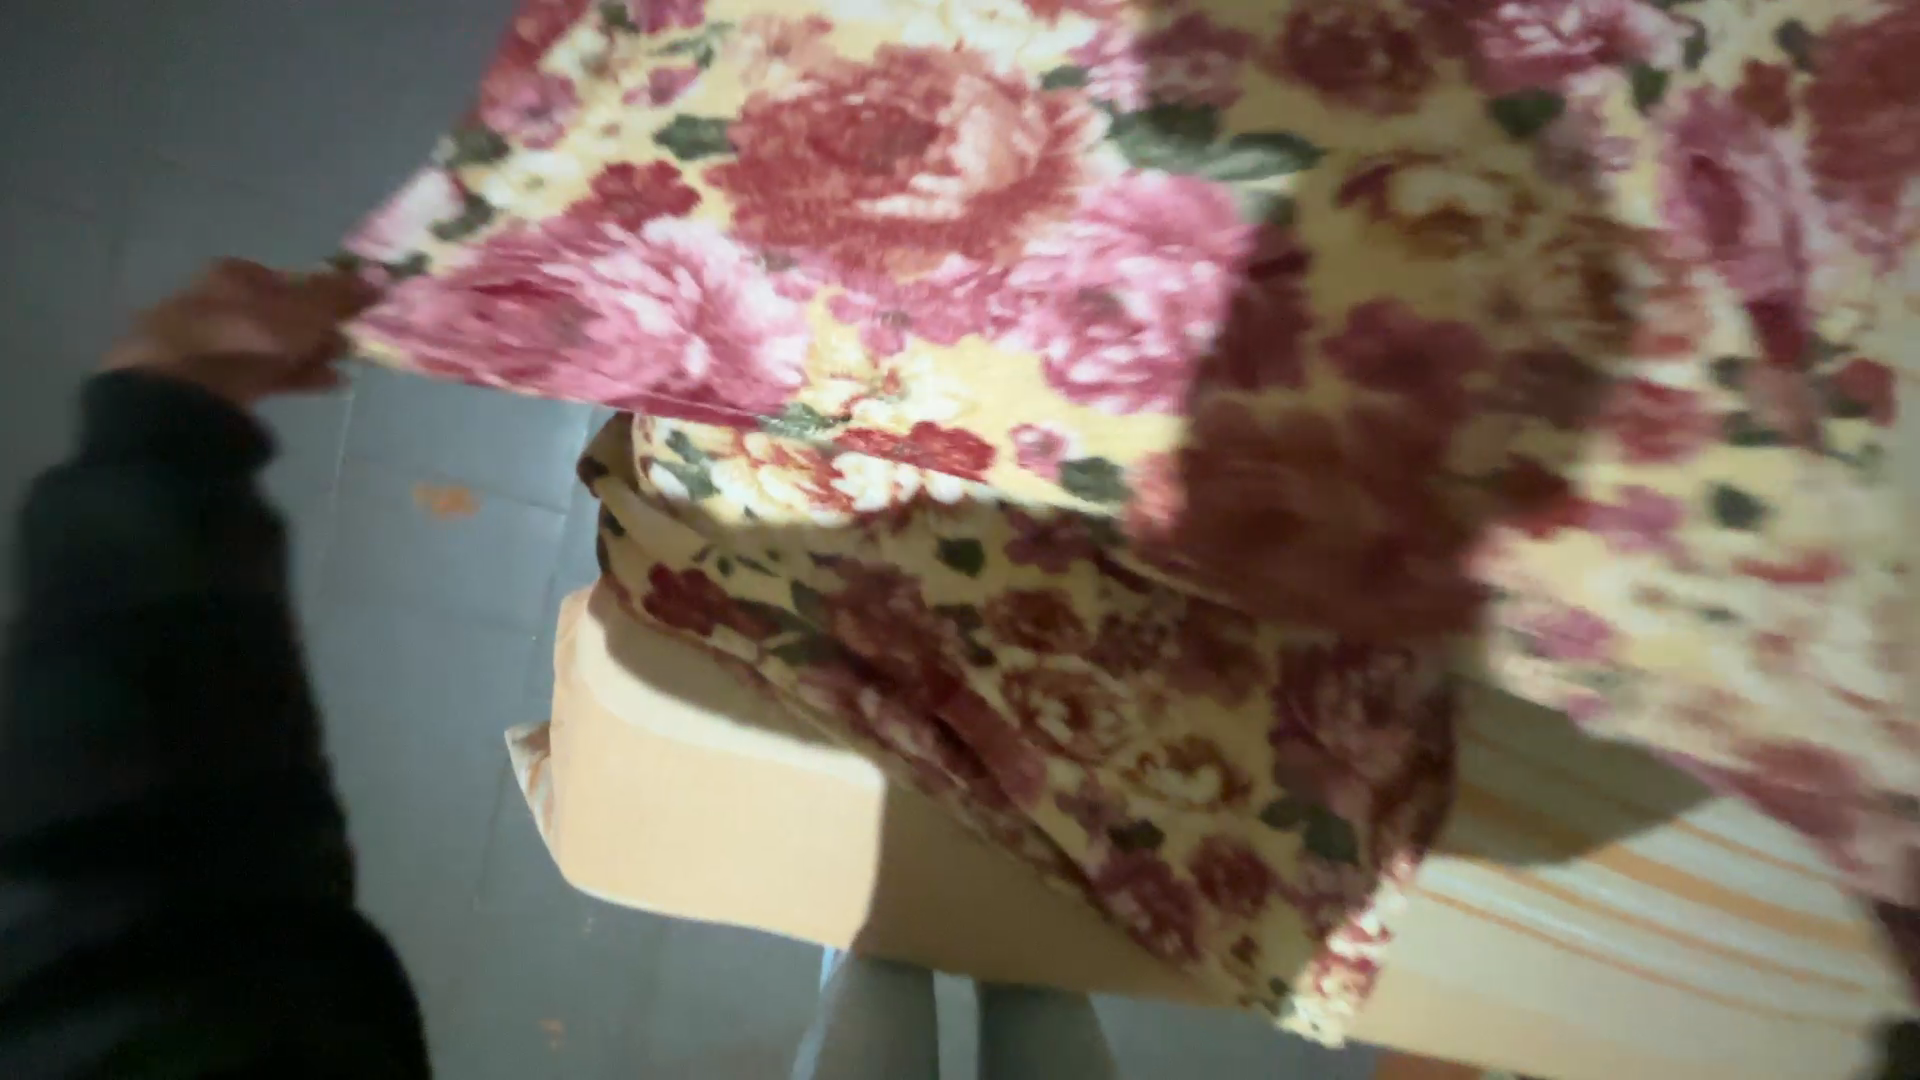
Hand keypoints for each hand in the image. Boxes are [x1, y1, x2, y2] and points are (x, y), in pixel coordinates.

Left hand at [107, 259, 378, 409]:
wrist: (193, 381)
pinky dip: (301, 375)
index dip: (324, 295)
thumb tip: (379, 276)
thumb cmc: (253, 332)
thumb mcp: (308, 309)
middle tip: (350, 344)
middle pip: (284, 313)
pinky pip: (270, 371)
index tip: (350, 314)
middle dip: (321, 329)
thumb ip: (342, 295)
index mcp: (236, 276)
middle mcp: (221, 300)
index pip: (290, 278)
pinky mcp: (219, 373)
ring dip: (314, 354)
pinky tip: (330, 384)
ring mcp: (217, 338)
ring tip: (346, 368)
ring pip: (278, 343)